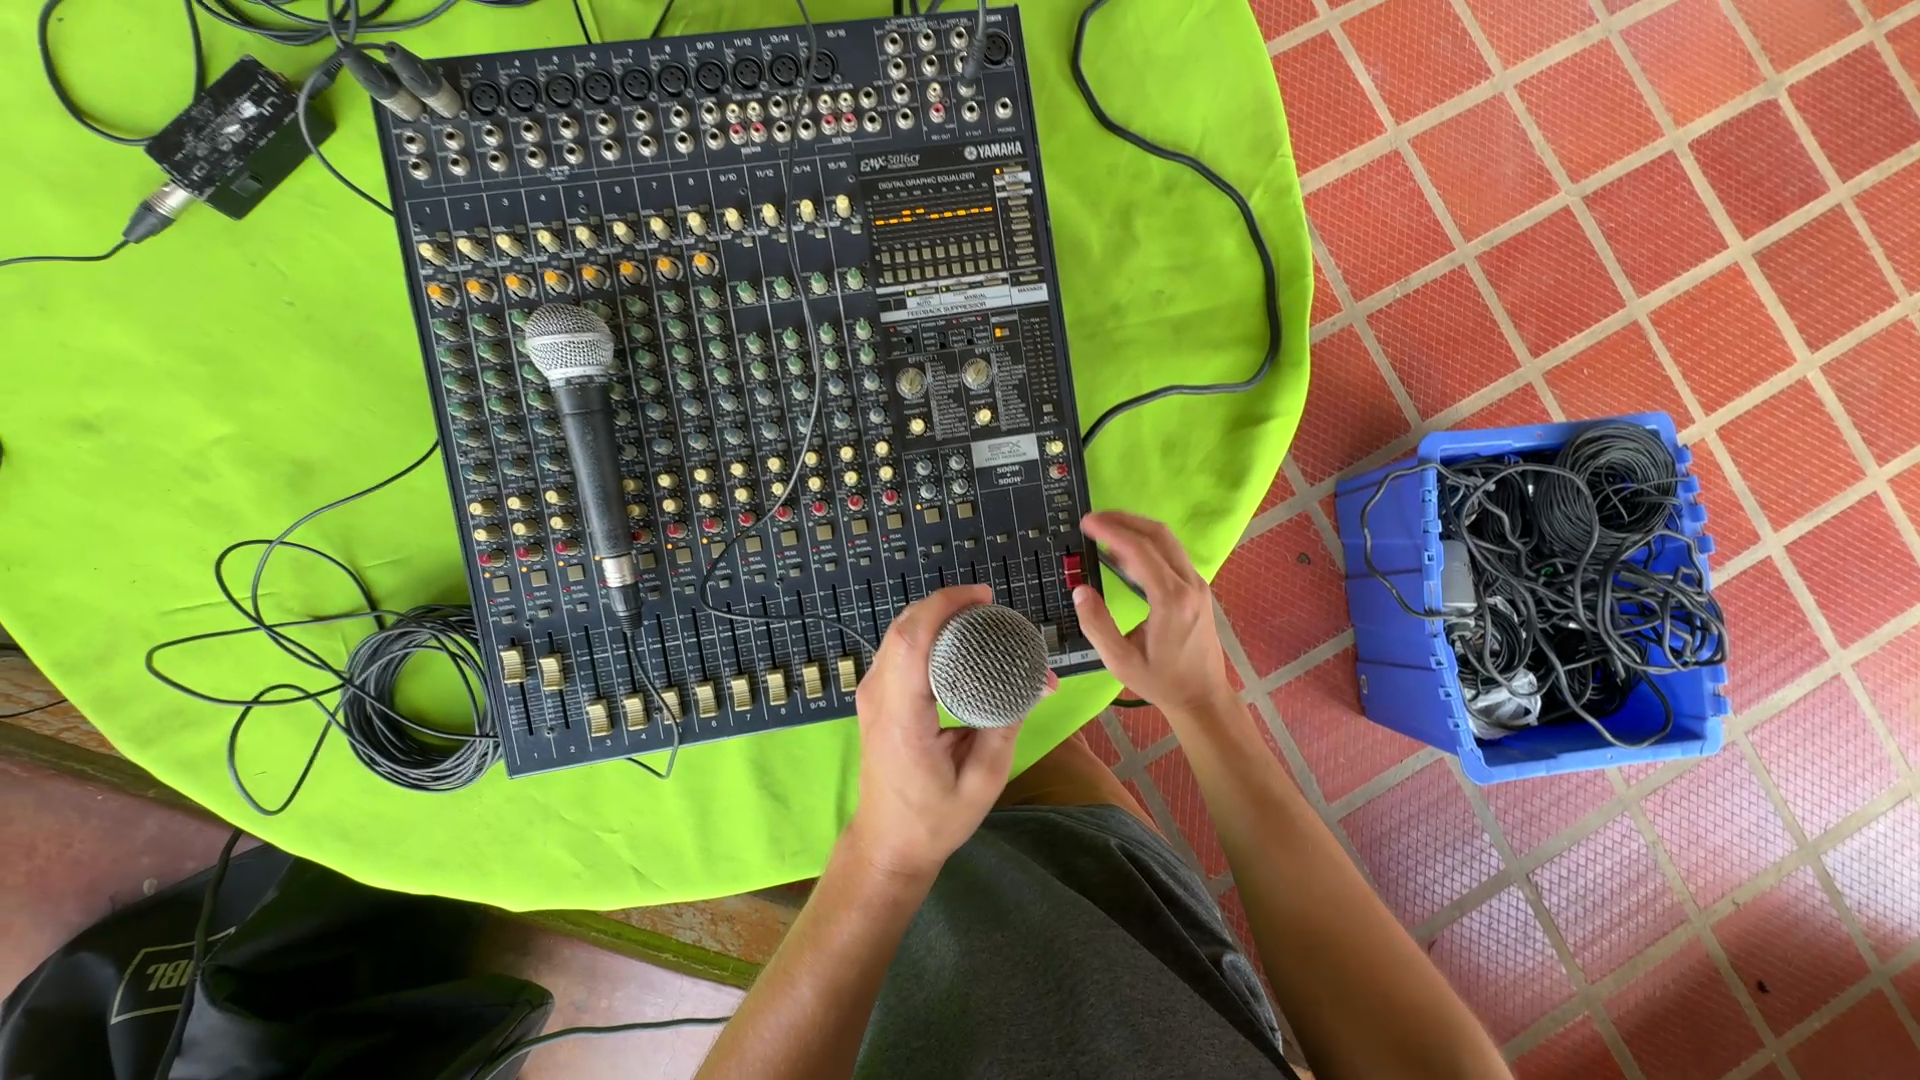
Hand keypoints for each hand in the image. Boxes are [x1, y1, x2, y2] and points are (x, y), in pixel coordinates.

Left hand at [846, 585, 1022, 881]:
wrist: (887, 843)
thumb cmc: (934, 820)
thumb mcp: (982, 783)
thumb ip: (1005, 729)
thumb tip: (1035, 685)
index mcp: (902, 717)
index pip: (911, 641)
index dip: (943, 607)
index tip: (983, 597)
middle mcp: (878, 697)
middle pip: (903, 628)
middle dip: (946, 605)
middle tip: (990, 608)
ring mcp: (871, 695)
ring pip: (898, 633)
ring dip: (937, 617)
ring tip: (978, 618)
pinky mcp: (875, 697)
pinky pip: (898, 649)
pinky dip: (927, 634)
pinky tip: (957, 639)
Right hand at [1073, 511, 1235, 714]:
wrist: (1202, 696)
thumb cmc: (1161, 682)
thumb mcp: (1121, 661)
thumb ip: (1097, 625)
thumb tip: (1080, 590)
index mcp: (1171, 600)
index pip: (1140, 551)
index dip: (1111, 531)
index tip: (1087, 523)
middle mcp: (1189, 585)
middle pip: (1158, 535)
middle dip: (1124, 520)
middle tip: (1094, 519)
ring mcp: (1197, 584)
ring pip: (1168, 541)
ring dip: (1137, 529)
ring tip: (1106, 529)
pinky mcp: (1197, 588)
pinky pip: (1172, 554)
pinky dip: (1148, 544)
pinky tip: (1125, 553)